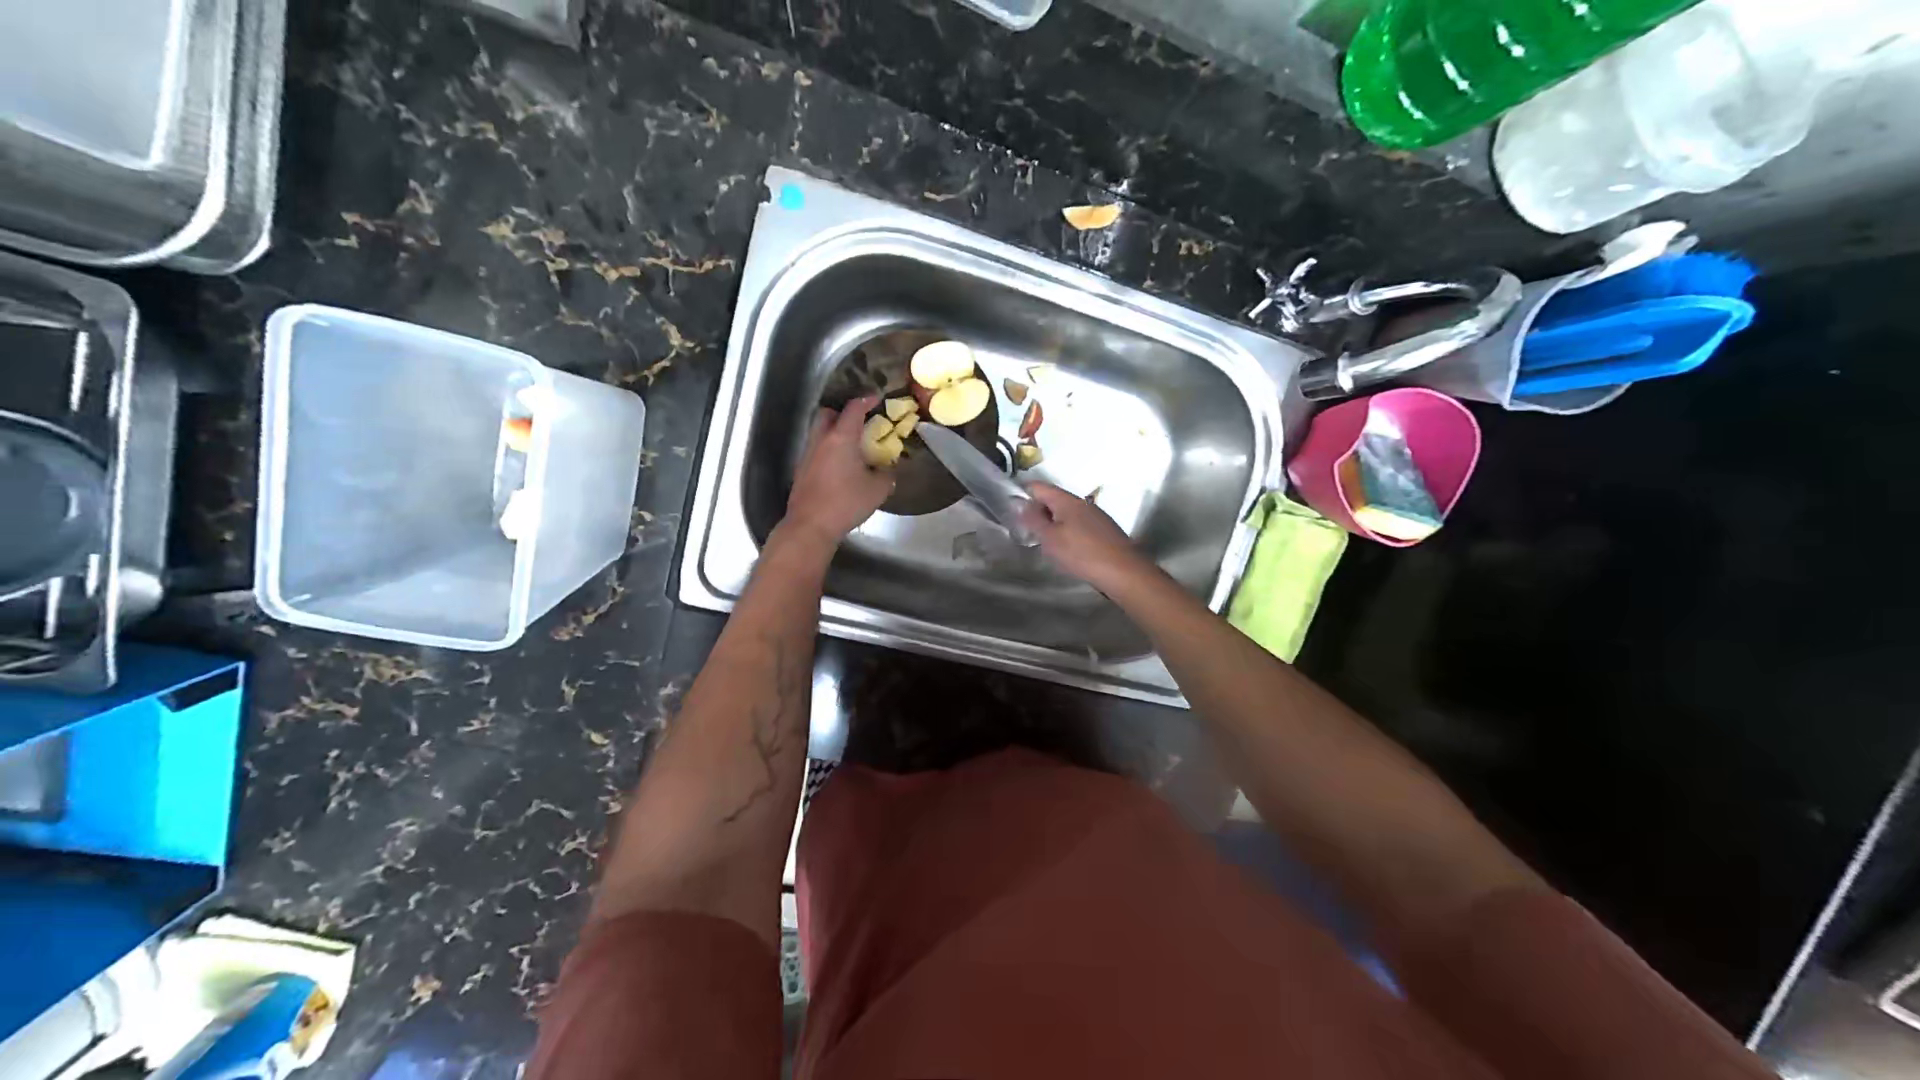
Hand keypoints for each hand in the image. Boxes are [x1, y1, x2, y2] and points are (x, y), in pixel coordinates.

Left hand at [783, 396, 895, 547]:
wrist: (811, 525)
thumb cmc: (846, 503)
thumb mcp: (878, 490)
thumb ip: (887, 474)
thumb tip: (890, 469)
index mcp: (841, 438)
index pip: (853, 408)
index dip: (866, 400)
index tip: (877, 399)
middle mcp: (821, 440)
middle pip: (828, 413)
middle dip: (842, 412)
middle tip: (859, 421)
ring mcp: (808, 454)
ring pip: (819, 431)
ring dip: (834, 431)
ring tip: (851, 444)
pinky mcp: (802, 470)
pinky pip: (816, 449)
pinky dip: (828, 449)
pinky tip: (840, 464)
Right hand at [1021, 482, 1152, 591]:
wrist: (1123, 571)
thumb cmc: (1081, 553)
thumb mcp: (1050, 538)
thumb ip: (1033, 520)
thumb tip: (1021, 503)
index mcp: (1066, 500)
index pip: (1038, 486)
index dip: (1022, 494)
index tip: (1012, 510)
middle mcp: (1082, 502)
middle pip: (1053, 499)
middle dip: (1038, 511)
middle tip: (1026, 530)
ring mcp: (1095, 515)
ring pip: (1067, 513)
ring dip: (1053, 522)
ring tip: (1044, 542)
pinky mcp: (1104, 530)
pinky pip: (1079, 524)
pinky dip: (1068, 531)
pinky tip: (1067, 549)